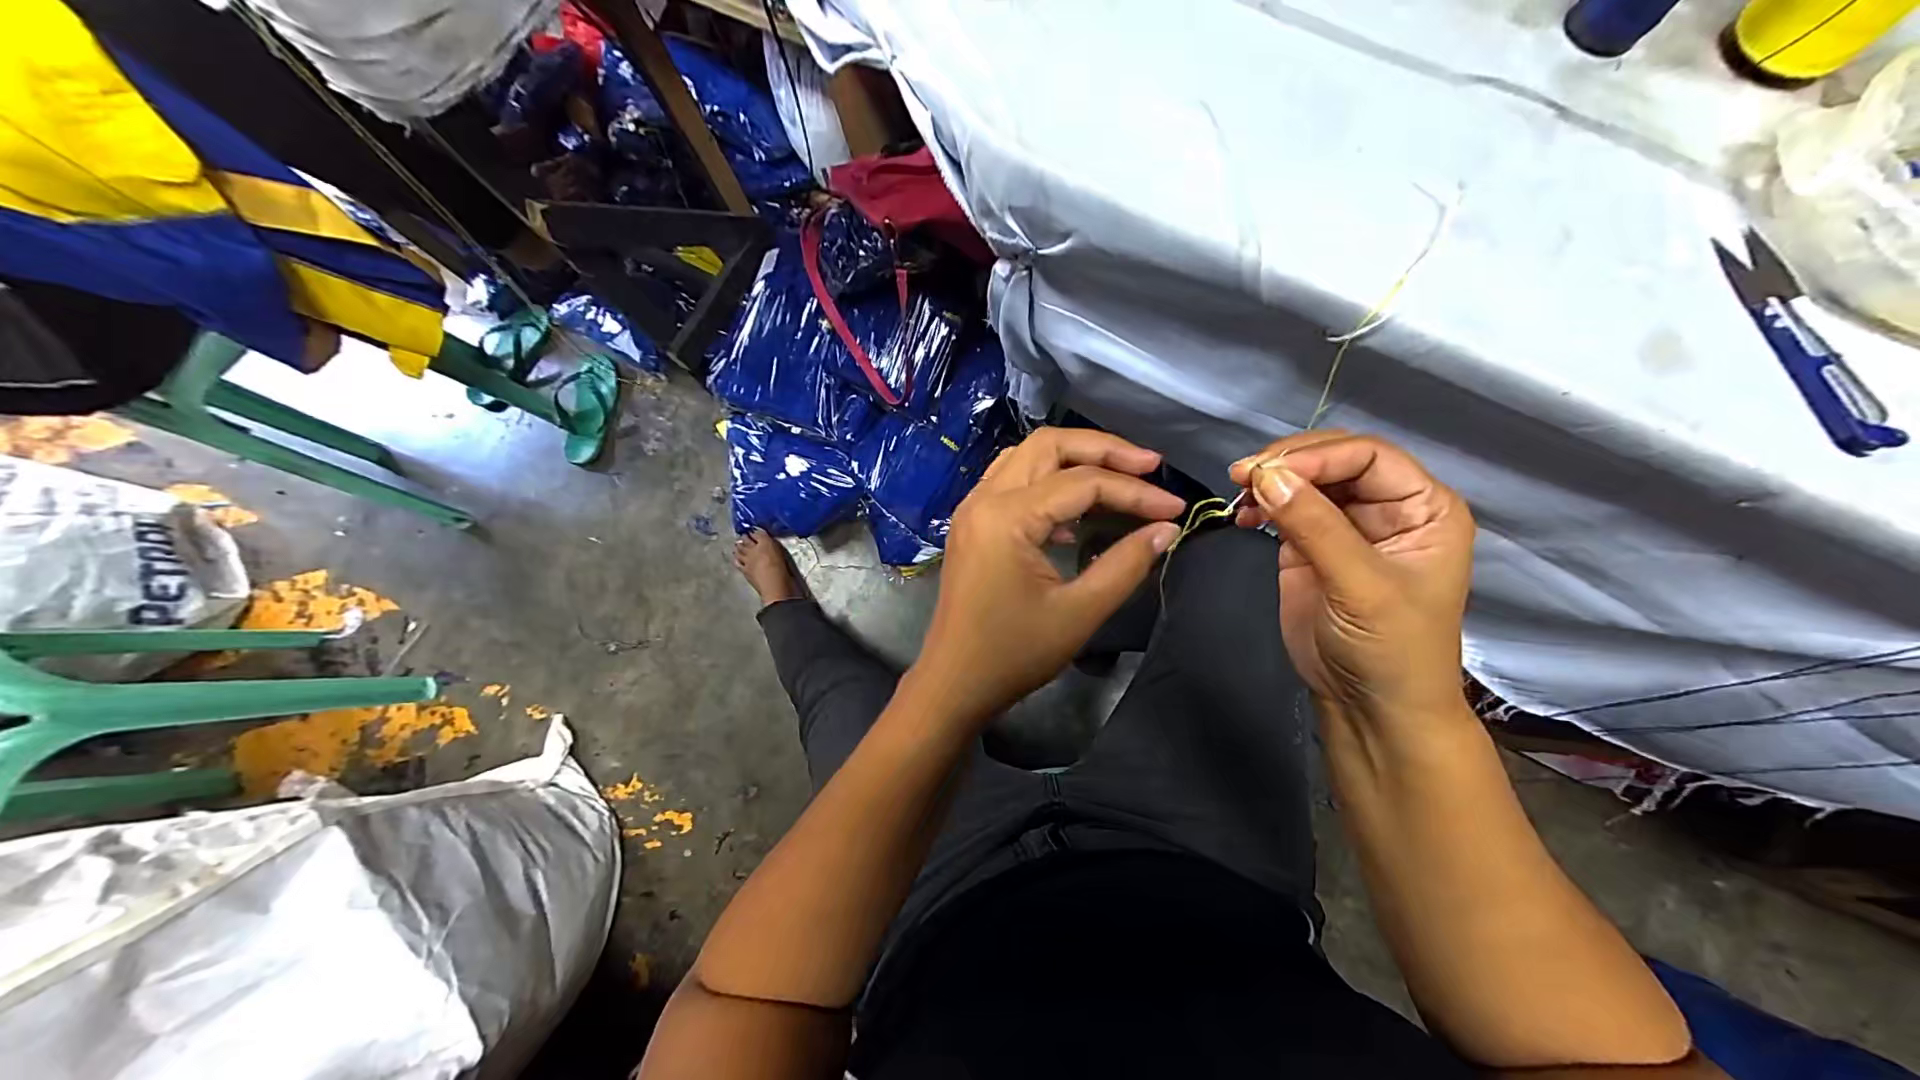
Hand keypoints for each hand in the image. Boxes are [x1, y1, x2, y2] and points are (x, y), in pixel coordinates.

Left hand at [912, 427, 1185, 726]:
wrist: (954, 682)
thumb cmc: (1014, 653)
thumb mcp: (1079, 612)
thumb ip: (1126, 564)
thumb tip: (1166, 529)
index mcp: (1006, 517)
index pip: (1082, 482)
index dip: (1135, 491)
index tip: (1175, 508)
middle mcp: (984, 499)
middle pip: (1049, 446)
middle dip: (1104, 449)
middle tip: (1150, 466)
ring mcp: (973, 509)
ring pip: (1028, 457)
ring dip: (1075, 458)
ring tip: (1122, 476)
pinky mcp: (973, 524)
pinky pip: (1014, 481)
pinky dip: (1049, 482)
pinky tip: (1078, 514)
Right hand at [1228, 432, 1473, 720]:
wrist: (1370, 706)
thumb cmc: (1391, 649)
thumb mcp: (1361, 586)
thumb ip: (1316, 527)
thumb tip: (1266, 476)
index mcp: (1424, 507)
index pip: (1367, 456)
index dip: (1317, 456)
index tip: (1267, 472)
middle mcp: (1388, 507)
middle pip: (1334, 459)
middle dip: (1288, 462)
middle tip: (1242, 475)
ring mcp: (1346, 526)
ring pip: (1305, 479)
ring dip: (1270, 480)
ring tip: (1239, 493)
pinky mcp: (1310, 546)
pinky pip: (1284, 508)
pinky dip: (1261, 504)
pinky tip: (1243, 515)